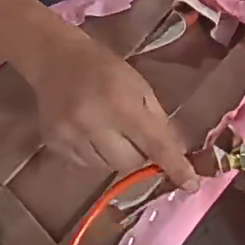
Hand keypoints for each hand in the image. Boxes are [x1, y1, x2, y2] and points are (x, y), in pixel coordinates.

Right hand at [27, 35, 198, 190]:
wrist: (55, 59)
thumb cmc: (105, 69)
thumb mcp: (139, 86)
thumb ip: (158, 121)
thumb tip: (176, 153)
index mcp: (121, 103)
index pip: (154, 144)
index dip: (174, 166)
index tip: (190, 184)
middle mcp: (94, 123)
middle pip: (130, 163)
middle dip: (140, 156)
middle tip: (136, 137)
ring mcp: (71, 136)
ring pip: (107, 168)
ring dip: (116, 156)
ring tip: (110, 132)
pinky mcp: (54, 144)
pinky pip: (85, 166)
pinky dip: (95, 156)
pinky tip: (91, 134)